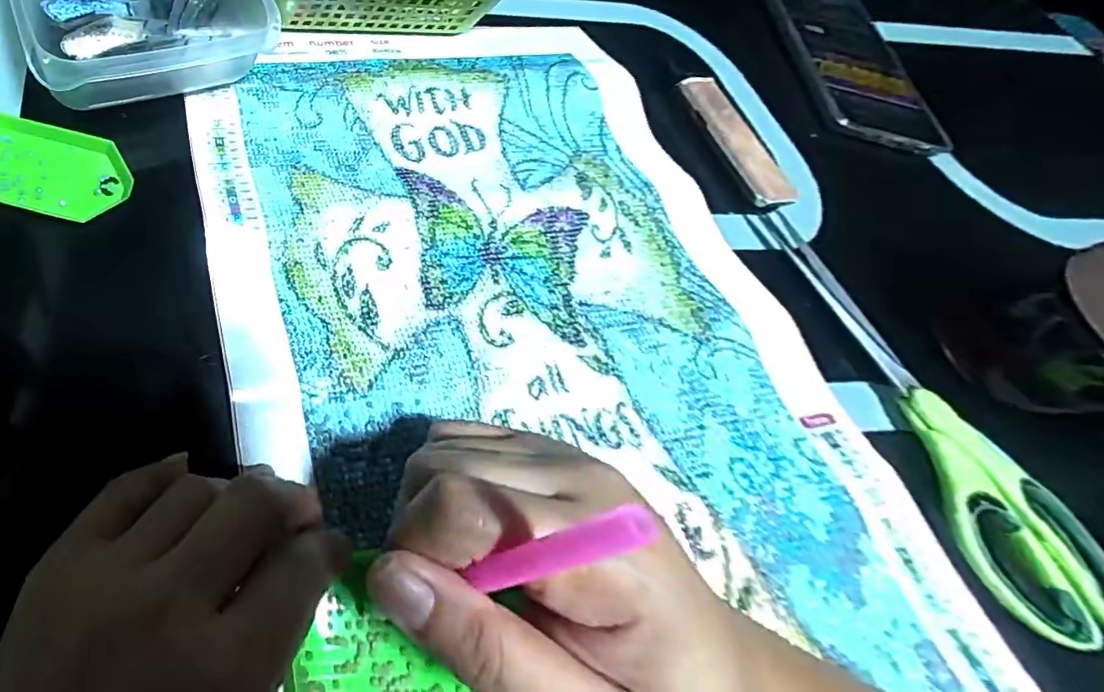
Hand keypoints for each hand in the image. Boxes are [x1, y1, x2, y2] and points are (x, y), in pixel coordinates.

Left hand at [0, 453, 351, 691]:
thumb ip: (268, 651)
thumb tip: (300, 570)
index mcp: (221, 671)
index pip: (295, 575)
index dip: (324, 549)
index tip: (329, 542)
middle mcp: (169, 605)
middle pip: (250, 509)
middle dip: (288, 499)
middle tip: (299, 506)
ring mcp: (109, 573)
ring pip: (193, 489)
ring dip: (232, 487)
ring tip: (244, 497)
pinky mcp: (61, 559)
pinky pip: (125, 487)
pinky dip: (163, 473)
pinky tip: (185, 471)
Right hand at [368, 421, 867, 691]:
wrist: (719, 671)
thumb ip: (481, 646)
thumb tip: (384, 574)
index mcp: (598, 545)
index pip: (462, 503)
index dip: (416, 550)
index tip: (423, 608)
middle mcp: (581, 475)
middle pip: (443, 465)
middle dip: (415, 530)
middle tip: (444, 598)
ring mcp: (567, 451)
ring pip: (445, 443)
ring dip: (427, 503)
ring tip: (463, 568)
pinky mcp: (553, 447)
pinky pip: (467, 436)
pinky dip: (448, 477)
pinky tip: (478, 531)